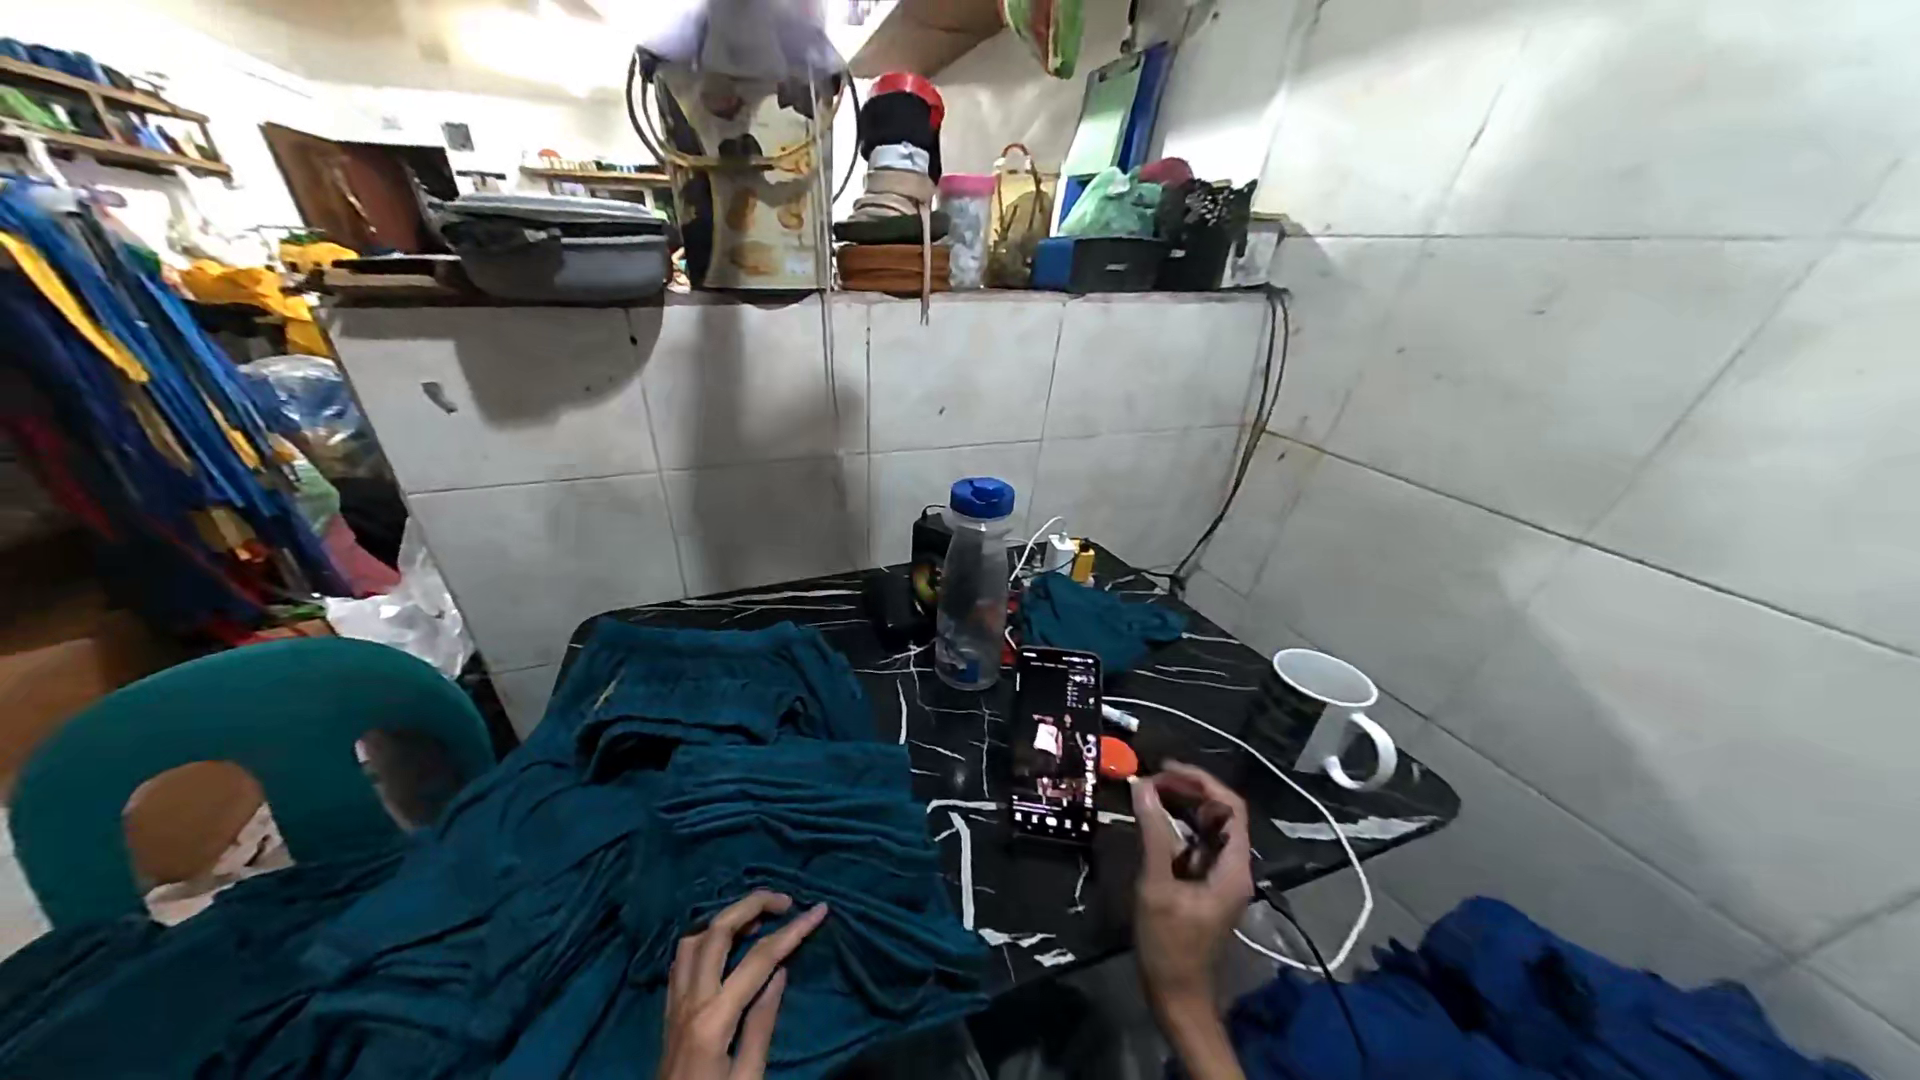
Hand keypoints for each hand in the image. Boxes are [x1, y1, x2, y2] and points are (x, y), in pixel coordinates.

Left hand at [657, 891, 828, 1079]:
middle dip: (753, 904)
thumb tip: (780, 971)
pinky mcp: (668, 1011)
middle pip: (718, 931)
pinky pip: (681, 959)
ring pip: (694, 937)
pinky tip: (724, 942)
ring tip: (756, 917)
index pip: (760, 958)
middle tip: (785, 901)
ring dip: (726, 918)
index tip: (819, 910)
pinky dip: (705, 938)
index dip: (793, 930)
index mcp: (714, 1019)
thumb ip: (762, 1023)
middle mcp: (690, 1000)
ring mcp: (674, 1003)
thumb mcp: (748, 1079)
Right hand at [1130, 762, 1253, 1016]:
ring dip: (1179, 806)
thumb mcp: (1157, 885)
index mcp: (1233, 867)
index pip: (1230, 807)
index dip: (1201, 781)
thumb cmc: (1170, 945)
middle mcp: (1232, 866)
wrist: (1177, 996)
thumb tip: (1143, 786)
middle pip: (1219, 813)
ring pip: (1205, 826)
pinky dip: (1174, 826)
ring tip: (1147, 792)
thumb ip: (1153, 833)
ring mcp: (1218, 875)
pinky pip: (1193, 843)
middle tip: (1150, 780)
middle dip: (1187, 790)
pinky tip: (1150, 820)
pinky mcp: (1202, 882)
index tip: (1166, 768)